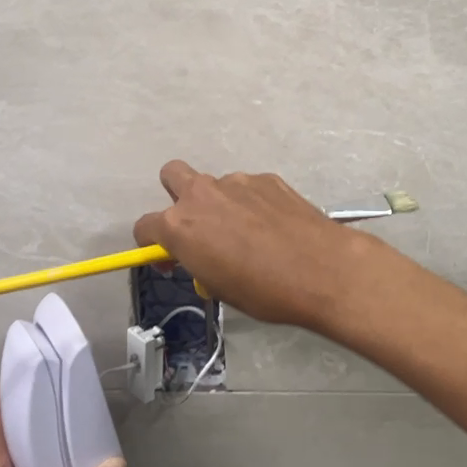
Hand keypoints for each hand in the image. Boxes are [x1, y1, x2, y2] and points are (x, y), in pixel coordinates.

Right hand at [133, 159, 394, 328]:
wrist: (321, 268)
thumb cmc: (264, 290)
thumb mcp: (219, 287)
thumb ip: (199, 263)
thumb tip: (201, 256)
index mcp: (180, 225)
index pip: (145, 226)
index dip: (153, 244)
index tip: (170, 259)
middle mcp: (202, 194)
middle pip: (172, 175)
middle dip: (177, 196)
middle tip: (199, 226)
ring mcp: (237, 182)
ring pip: (217, 184)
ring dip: (222, 203)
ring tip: (249, 233)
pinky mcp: (268, 178)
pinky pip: (249, 188)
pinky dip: (253, 202)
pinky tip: (274, 226)